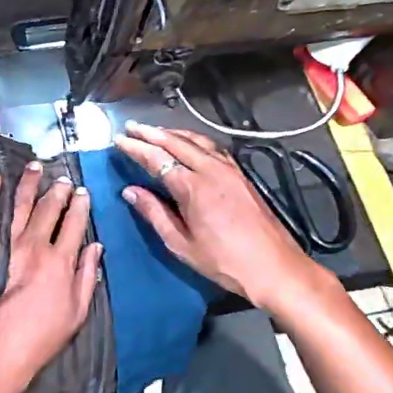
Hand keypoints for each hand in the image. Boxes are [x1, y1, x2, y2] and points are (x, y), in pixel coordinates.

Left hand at [0, 161, 102, 392]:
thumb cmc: (41, 336)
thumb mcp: (77, 312)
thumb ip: (87, 277)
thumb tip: (96, 247)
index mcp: (60, 261)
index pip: (74, 223)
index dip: (80, 205)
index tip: (82, 193)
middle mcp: (34, 245)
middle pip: (49, 208)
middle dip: (58, 190)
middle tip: (62, 180)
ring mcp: (5, 244)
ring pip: (19, 204)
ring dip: (29, 183)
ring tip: (36, 167)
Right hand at [114, 122, 324, 311]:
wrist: (273, 266)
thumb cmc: (224, 261)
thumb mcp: (181, 244)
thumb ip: (155, 214)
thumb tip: (131, 192)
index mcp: (193, 187)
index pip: (157, 159)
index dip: (136, 148)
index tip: (119, 140)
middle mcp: (212, 170)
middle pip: (177, 142)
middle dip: (151, 133)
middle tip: (131, 126)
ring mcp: (230, 170)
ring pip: (197, 141)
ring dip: (173, 133)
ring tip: (154, 131)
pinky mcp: (241, 175)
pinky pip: (212, 148)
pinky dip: (194, 141)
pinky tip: (188, 144)